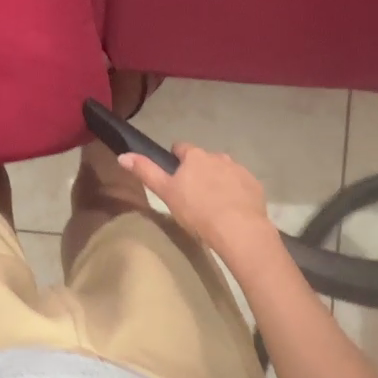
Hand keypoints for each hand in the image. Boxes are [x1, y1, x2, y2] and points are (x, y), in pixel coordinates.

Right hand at [119, 144, 275, 254]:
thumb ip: (145, 171)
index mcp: (195, 156)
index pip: (181, 148)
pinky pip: (241, 184)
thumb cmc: (197, 211)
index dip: (176, 161)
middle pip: (203, 159)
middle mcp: (217, 155)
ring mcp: (238, 169)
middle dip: (199, 172)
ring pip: (223, 170)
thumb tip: (122, 155)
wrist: (239, 230)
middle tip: (193, 198)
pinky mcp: (254, 184)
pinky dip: (236, 193)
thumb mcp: (166, 193)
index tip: (175, 180)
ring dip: (218, 181)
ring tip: (214, 207)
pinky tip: (232, 212)